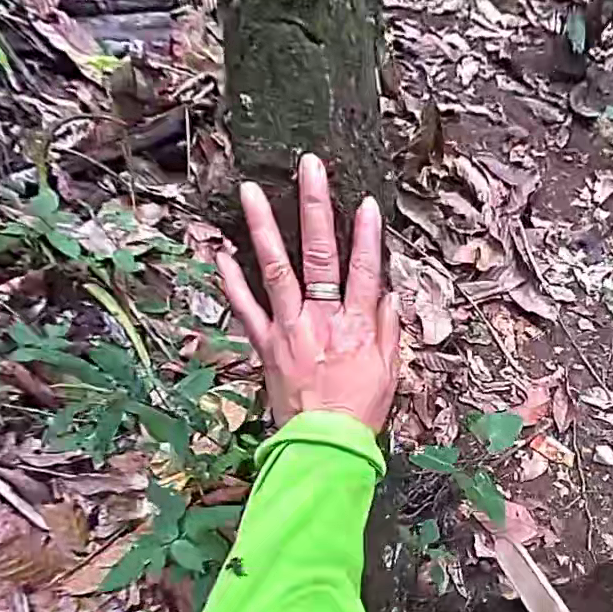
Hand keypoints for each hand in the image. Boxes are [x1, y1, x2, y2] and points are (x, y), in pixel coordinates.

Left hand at [216, 153, 399, 432]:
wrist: (324, 445)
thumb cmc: (358, 412)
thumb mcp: (389, 373)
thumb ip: (389, 331)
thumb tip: (390, 297)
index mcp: (357, 326)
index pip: (365, 270)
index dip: (367, 236)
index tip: (365, 203)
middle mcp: (322, 320)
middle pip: (320, 255)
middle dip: (315, 207)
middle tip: (308, 167)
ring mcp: (289, 330)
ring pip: (277, 271)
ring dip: (264, 229)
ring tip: (251, 192)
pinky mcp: (266, 346)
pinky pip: (246, 309)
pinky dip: (233, 281)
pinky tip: (222, 254)